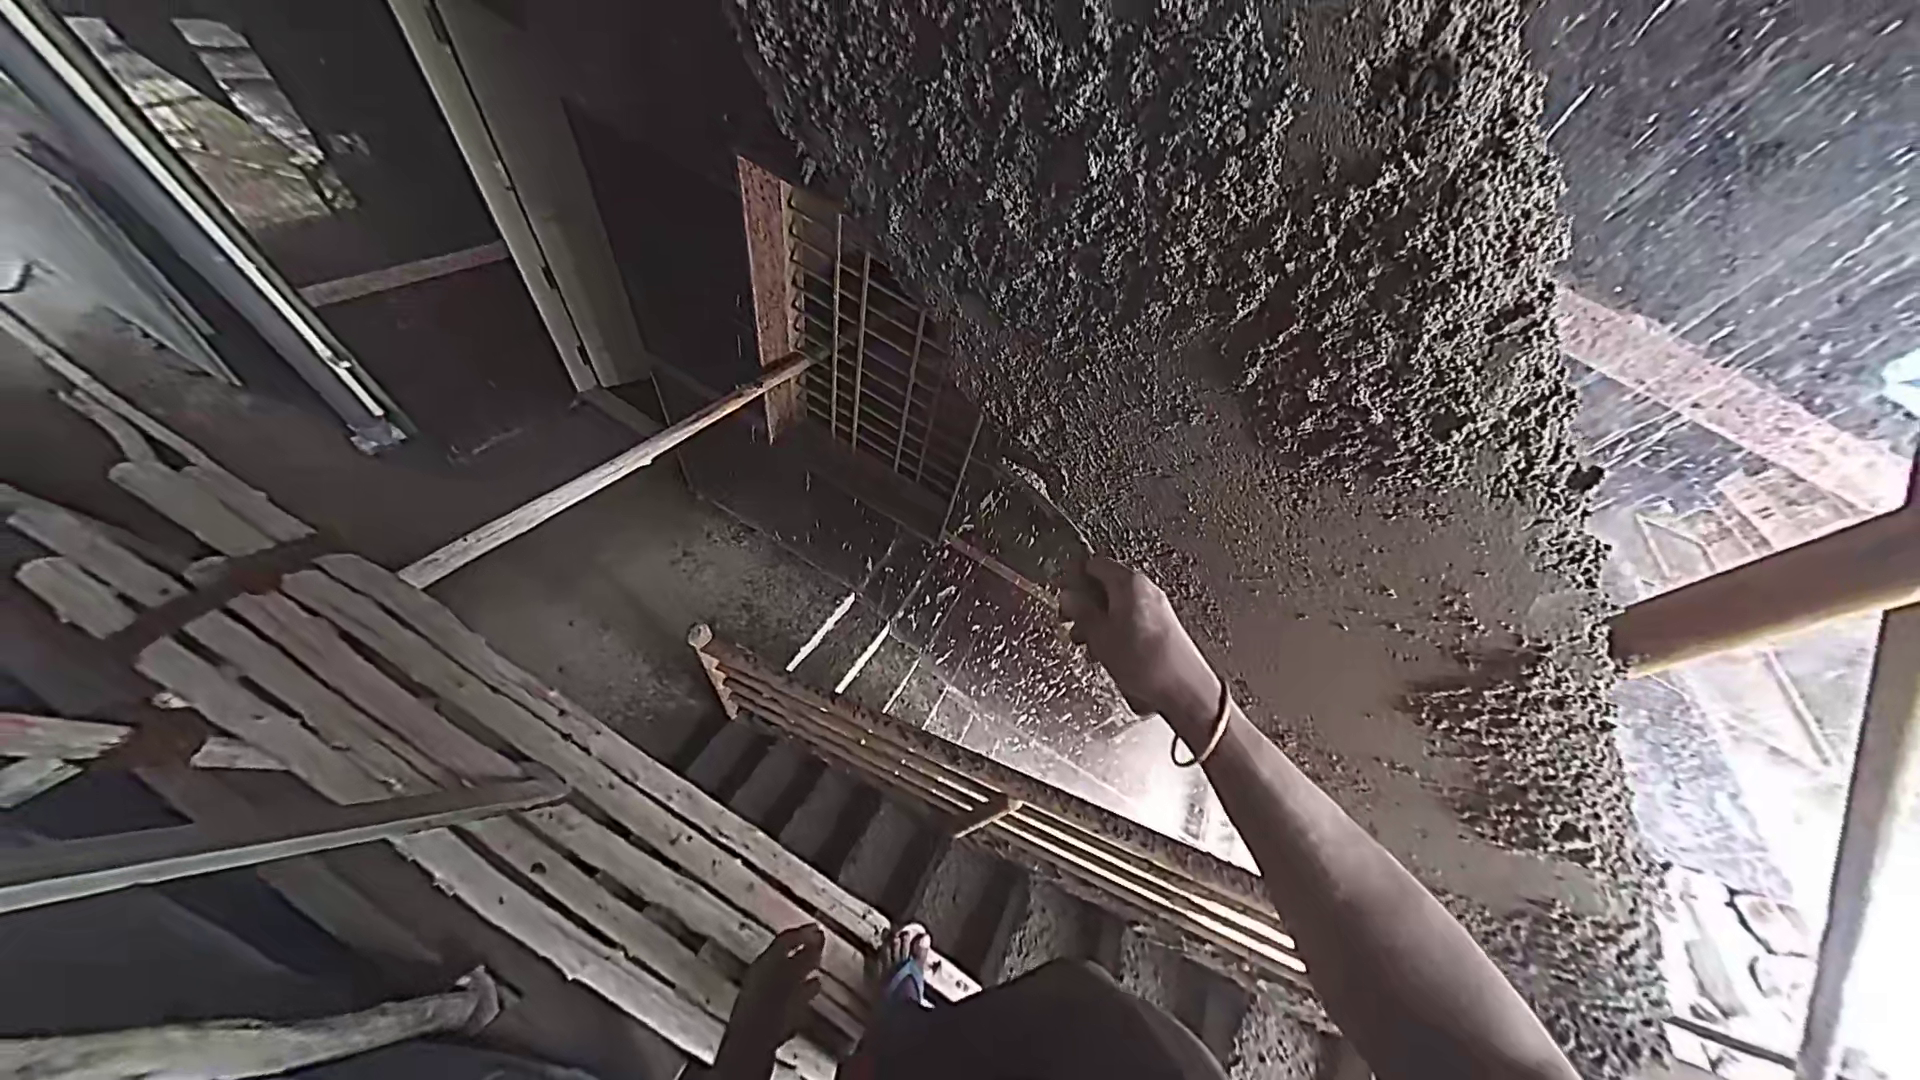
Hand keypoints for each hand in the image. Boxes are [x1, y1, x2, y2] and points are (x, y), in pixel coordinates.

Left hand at [713, 924, 822, 1079]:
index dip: (802, 932)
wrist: (748, 1055)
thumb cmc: (764, 1014)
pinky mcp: (764, 1025)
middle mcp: (758, 981)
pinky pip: (784, 1004)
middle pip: (783, 959)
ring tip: (817, 972)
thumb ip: (803, 958)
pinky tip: (806, 1001)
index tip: (817, 928)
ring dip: (801, 976)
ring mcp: (759, 1003)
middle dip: (802, 952)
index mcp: (761, 966)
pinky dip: (797, 998)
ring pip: (784, 982)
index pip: (783, 940)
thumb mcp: (790, 979)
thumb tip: (816, 940)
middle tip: (820, 944)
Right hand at [1059, 555, 1219, 727]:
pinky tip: (1108, 650)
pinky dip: (1115, 628)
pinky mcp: (1162, 625)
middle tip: (1070, 621)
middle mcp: (1145, 589)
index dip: (1074, 579)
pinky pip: (1130, 617)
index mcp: (1128, 583)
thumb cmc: (1145, 662)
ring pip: (1117, 603)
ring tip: (1087, 642)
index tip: (1063, 597)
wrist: (1184, 689)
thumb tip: (1068, 597)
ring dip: (1098, 619)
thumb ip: (1081, 611)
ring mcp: (1156, 606)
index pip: (1094, 565)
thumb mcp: (1099, 635)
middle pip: (1106, 584)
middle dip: (1085, 603)